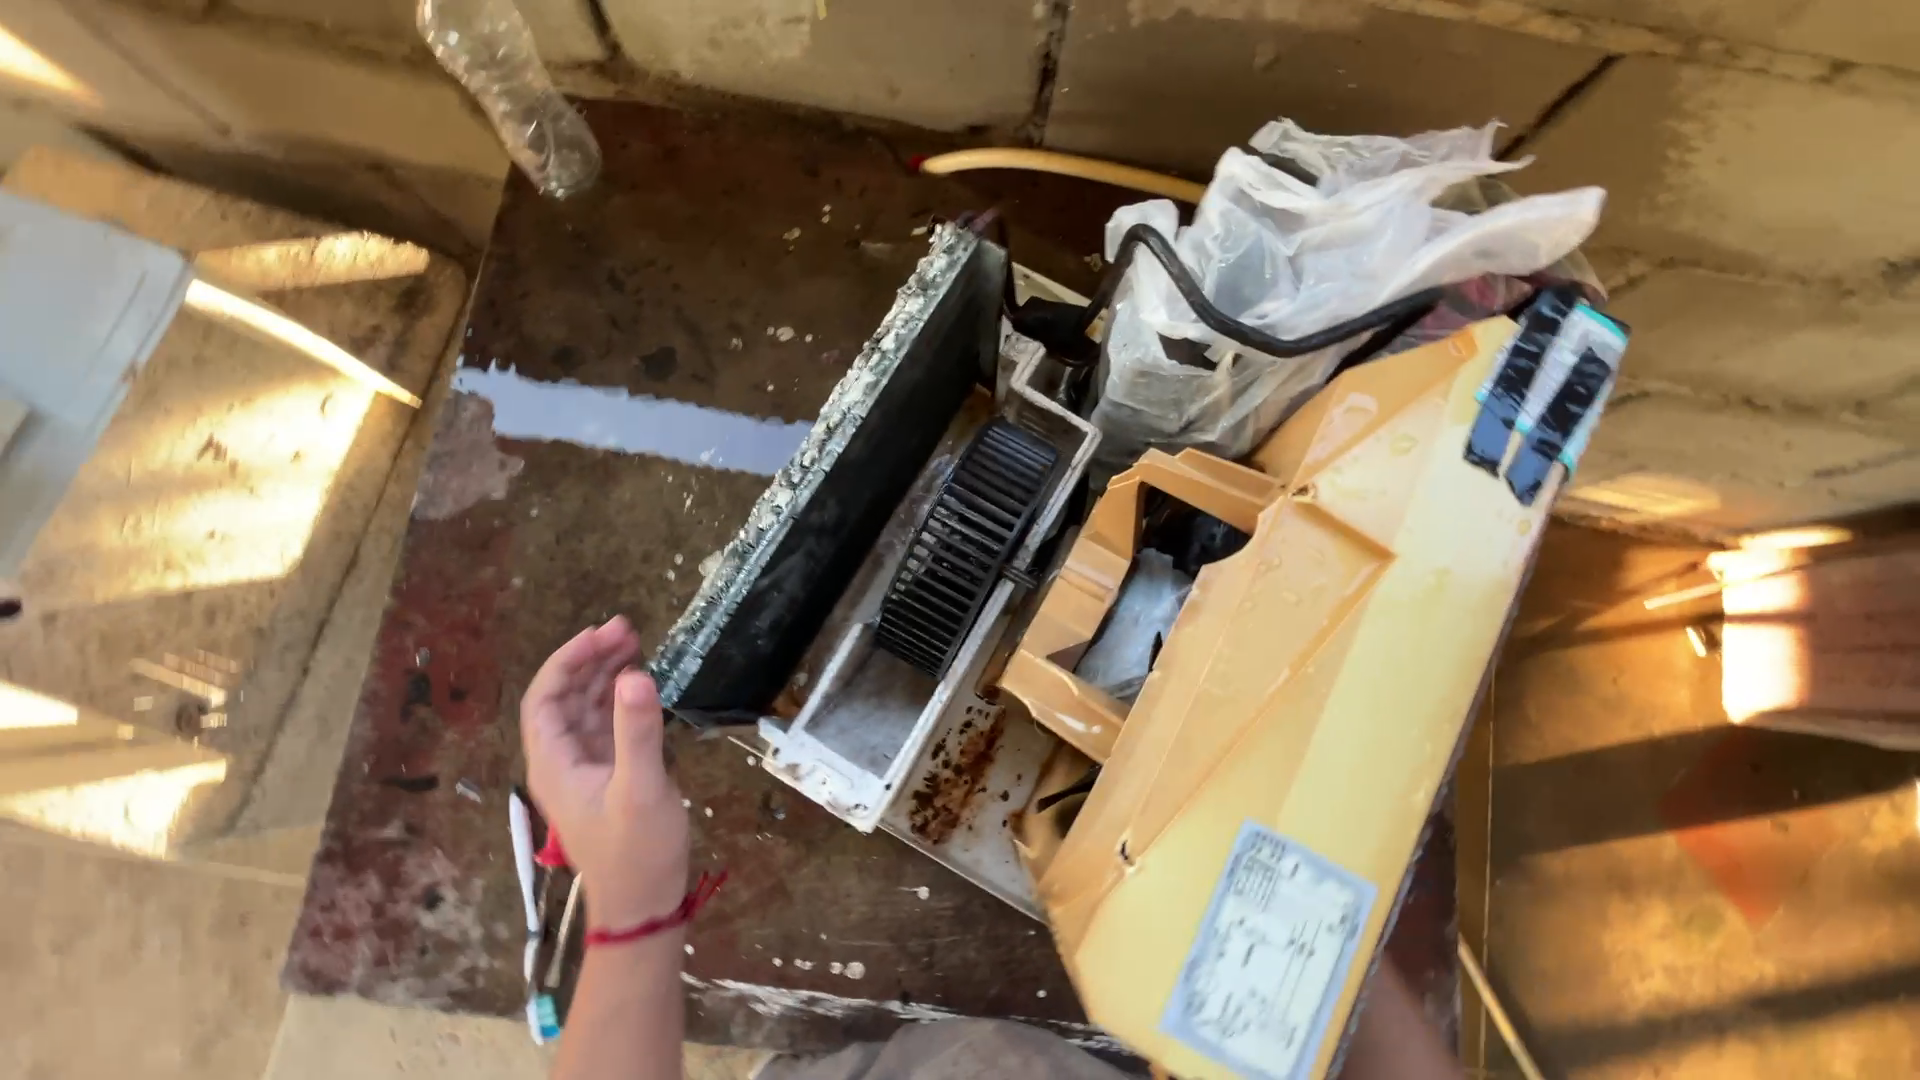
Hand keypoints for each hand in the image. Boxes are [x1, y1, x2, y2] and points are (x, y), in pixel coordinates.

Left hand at [520, 616, 689, 928]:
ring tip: (635, 644)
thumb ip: (637, 732)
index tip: (602, 635)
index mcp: (555, 764)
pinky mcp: (608, 776)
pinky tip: (639, 684)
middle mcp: (563, 762)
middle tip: (626, 629)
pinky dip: (619, 700)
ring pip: (585, 710)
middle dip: (589, 660)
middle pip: (564, 698)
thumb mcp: (641, 789)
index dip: (567, 661)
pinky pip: (605, 726)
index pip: (545, 699)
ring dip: (605, 675)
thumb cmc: (637, 851)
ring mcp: (585, 770)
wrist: (644, 904)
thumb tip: (634, 675)